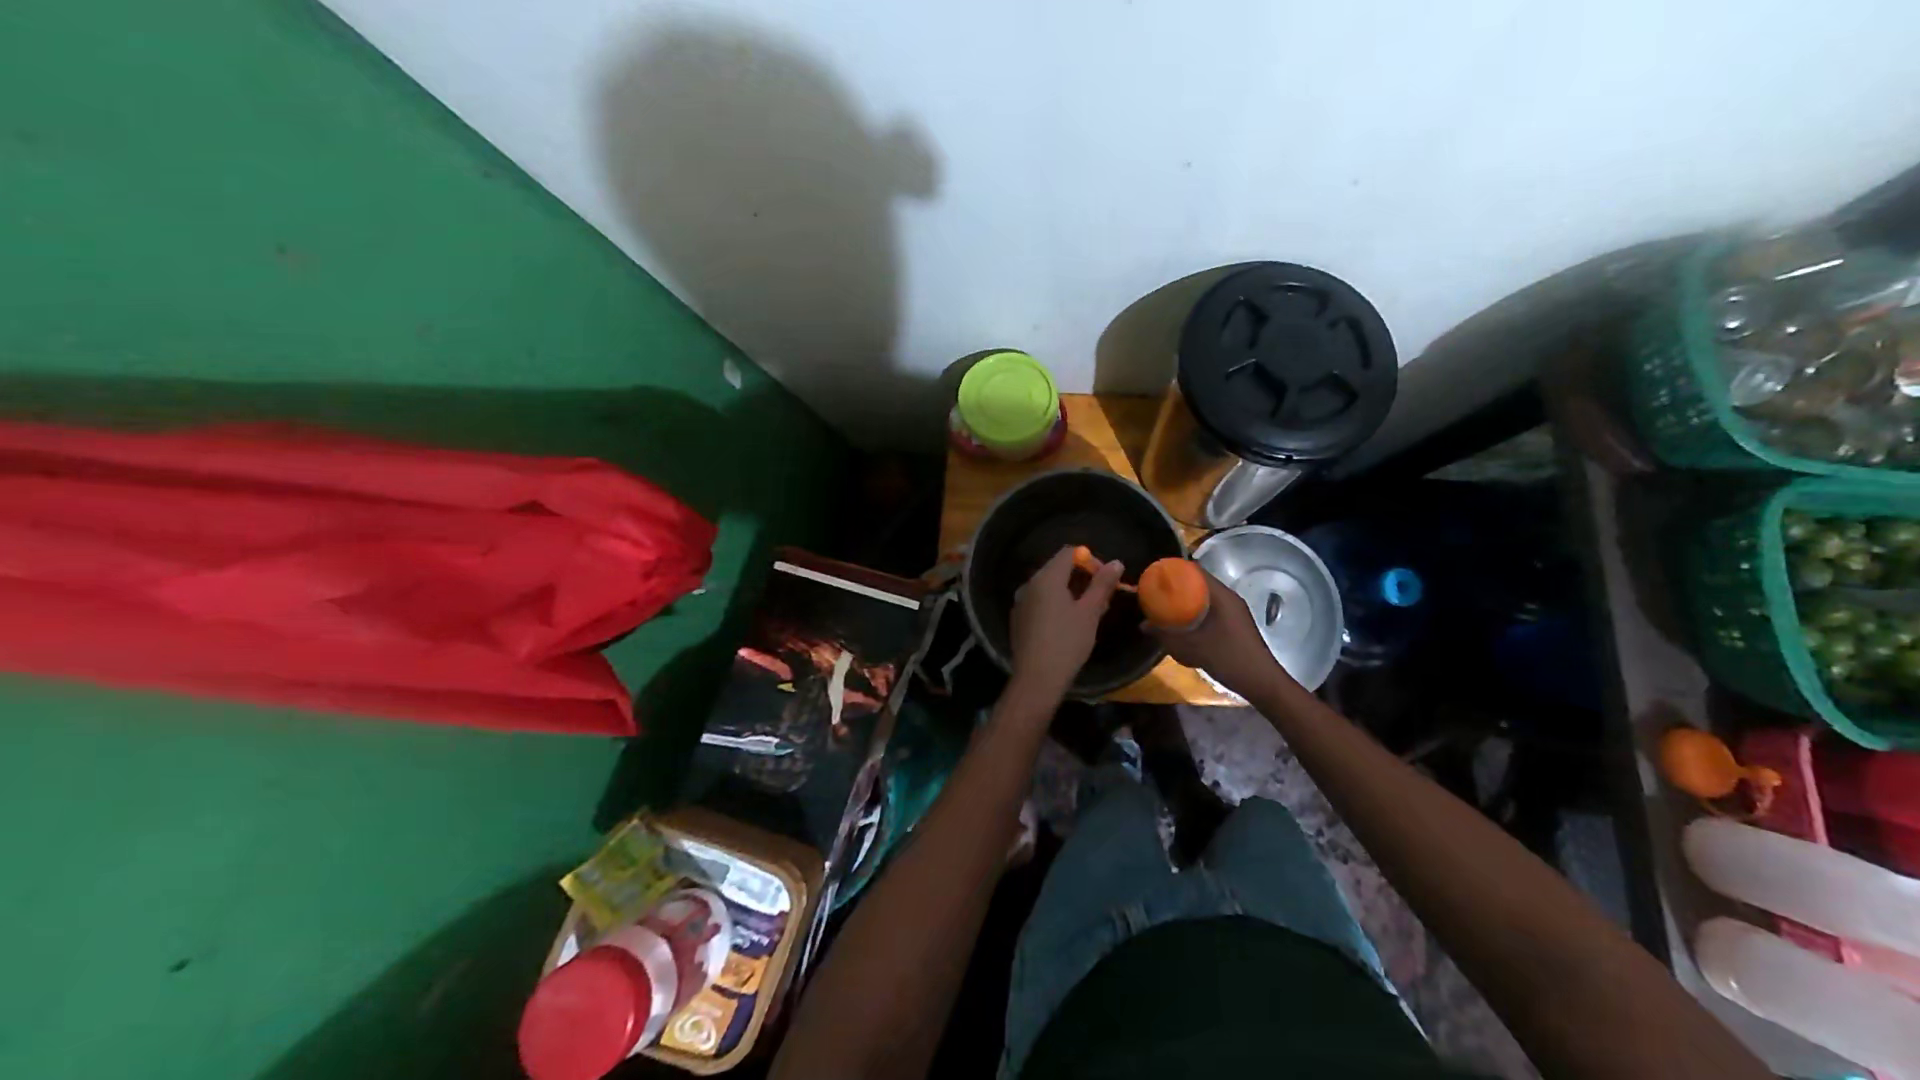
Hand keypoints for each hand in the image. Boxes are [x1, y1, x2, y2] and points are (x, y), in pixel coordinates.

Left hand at [1009, 546, 1122, 699]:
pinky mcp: (1018, 619)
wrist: (1037, 678)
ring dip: (1070, 593)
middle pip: (1057, 569)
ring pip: (1048, 587)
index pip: (1068, 552)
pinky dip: (1055, 605)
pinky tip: (1067, 625)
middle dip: (1082, 578)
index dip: (1090, 560)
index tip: (1104, 579)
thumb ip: (1102, 584)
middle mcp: (1029, 584)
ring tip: (1088, 613)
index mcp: (1046, 578)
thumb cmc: (1067, 641)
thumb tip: (1116, 562)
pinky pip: (1039, 602)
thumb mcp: (1090, 612)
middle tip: (1101, 599)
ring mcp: (1020, 602)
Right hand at [1151, 570, 1286, 694]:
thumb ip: (1166, 635)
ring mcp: (1234, 612)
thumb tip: (1143, 624)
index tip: (1155, 576)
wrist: (1261, 682)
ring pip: (1205, 598)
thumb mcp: (1192, 647)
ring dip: (1186, 601)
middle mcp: (1230, 599)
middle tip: (1156, 592)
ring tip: (1164, 607)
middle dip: (1177, 587)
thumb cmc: (1228, 658)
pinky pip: (1210, 610)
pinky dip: (1195, 613)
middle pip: (1199, 583)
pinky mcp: (1234, 624)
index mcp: (1222, 596)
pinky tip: (1183, 625)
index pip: (1196, 571)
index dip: (1174, 570)